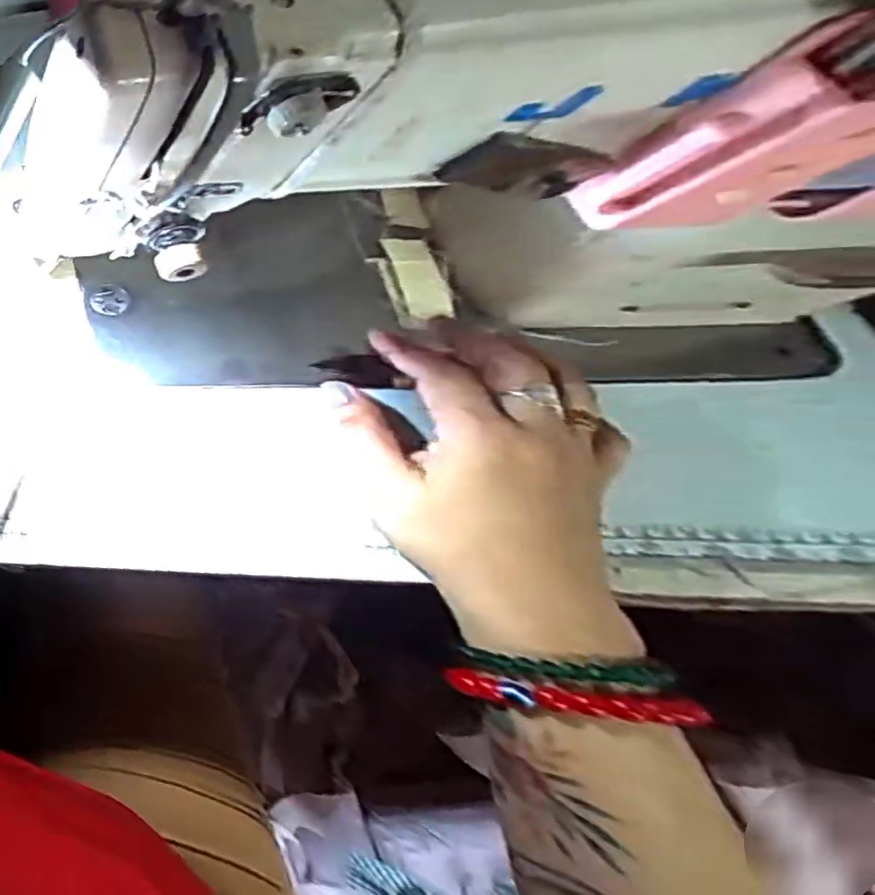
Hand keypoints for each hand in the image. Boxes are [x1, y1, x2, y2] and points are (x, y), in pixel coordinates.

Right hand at [328, 319, 643, 657]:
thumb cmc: (453, 548)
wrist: (533, 608)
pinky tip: (550, 403)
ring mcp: (574, 448)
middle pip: (508, 360)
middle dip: (467, 337)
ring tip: (490, 345)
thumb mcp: (389, 496)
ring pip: (562, 378)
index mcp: (481, 432)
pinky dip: (572, 399)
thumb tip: (339, 392)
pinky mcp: (595, 470)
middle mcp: (535, 428)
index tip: (379, 336)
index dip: (408, 350)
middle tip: (432, 328)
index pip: (443, 372)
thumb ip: (362, 437)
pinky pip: (596, 420)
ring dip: (522, 352)